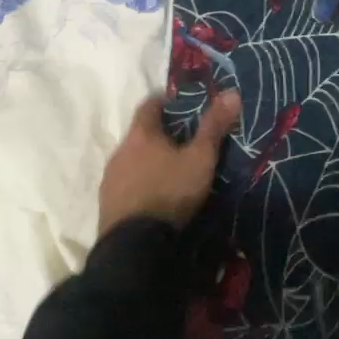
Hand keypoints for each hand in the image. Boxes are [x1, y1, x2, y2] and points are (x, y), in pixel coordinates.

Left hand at [98, 90, 241, 236]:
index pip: (149, 105)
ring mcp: (109, 179)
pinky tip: (155, 195)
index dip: (165, 101)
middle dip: (160, 134)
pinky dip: (140, 182)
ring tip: (172, 170)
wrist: (134, 246)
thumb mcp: (200, 158)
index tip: (182, 104)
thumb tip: (231, 92)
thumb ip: (214, 126)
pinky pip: (125, 183)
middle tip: (184, 140)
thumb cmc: (170, 191)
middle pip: (140, 133)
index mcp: (141, 135)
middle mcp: (120, 152)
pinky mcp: (106, 205)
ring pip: (131, 159)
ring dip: (148, 160)